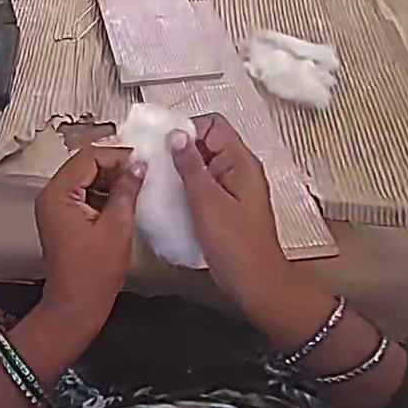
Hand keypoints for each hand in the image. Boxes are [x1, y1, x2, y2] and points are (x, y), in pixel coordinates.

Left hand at [35, 146, 144, 332]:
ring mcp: (56, 207)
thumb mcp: (116, 227)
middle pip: (84, 165)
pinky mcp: (63, 218)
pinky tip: (125, 200)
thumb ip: (127, 191)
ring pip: (85, 179)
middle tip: (143, 172)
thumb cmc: (93, 273)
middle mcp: (51, 196)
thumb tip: (139, 166)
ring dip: (111, 180)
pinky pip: (84, 195)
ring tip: (138, 186)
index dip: (117, 156)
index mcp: (58, 194)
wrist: (75, 306)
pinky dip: (104, 194)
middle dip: (115, 167)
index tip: (142, 161)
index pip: (88, 158)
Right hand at [169, 113, 291, 314]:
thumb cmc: (233, 243)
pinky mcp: (224, 204)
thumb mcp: (206, 200)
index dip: (186, 129)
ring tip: (157, 179)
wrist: (254, 282)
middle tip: (153, 163)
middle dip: (178, 149)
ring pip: (201, 164)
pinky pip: (202, 184)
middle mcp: (238, 169)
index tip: (161, 145)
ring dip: (179, 169)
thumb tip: (176, 134)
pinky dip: (185, 186)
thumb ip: (190, 165)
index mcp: (240, 162)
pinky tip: (168, 197)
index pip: (212, 125)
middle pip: (205, 142)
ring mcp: (232, 187)